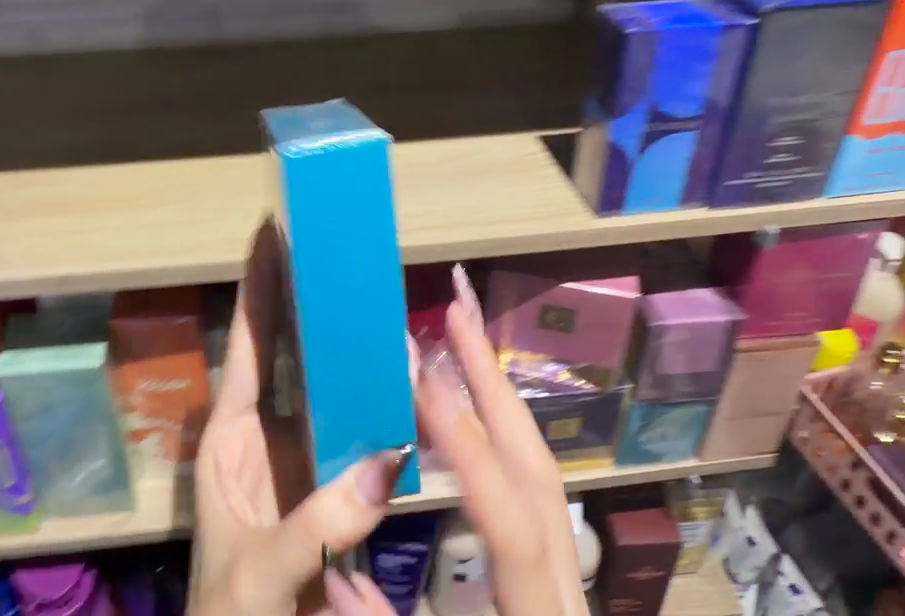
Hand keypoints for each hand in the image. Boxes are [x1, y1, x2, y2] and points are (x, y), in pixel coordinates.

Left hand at [188, 223, 413, 615]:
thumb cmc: (227, 615)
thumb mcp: (261, 574)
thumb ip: (319, 524)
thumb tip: (389, 458)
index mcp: (230, 440)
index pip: (246, 347)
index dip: (256, 287)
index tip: (270, 229)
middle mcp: (263, 437)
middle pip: (285, 352)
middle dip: (301, 297)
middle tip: (328, 242)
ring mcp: (297, 460)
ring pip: (321, 387)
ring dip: (339, 342)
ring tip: (365, 289)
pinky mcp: (326, 487)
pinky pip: (352, 432)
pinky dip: (370, 400)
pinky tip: (393, 372)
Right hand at [308, 263, 591, 615]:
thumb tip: (335, 576)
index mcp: (538, 614)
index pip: (508, 518)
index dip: (467, 450)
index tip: (425, 382)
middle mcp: (566, 583)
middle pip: (537, 467)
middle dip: (494, 386)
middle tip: (456, 317)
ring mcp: (569, 574)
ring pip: (541, 470)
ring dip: (498, 402)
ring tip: (460, 345)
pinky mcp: (559, 573)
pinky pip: (532, 489)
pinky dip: (500, 440)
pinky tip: (472, 415)